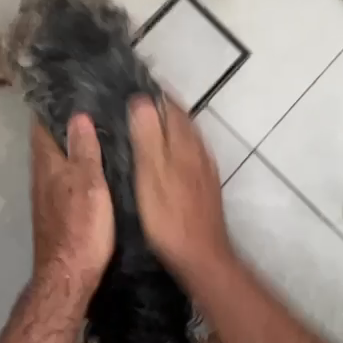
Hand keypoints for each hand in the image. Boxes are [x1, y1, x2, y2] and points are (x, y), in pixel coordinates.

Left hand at [30, 114, 114, 288]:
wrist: (68, 275)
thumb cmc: (81, 226)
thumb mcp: (89, 182)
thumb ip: (83, 149)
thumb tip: (77, 115)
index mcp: (47, 162)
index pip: (42, 124)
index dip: (53, 105)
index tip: (69, 89)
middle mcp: (41, 175)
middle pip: (48, 141)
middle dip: (64, 124)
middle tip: (89, 106)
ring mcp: (46, 195)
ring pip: (56, 161)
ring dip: (70, 147)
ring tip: (95, 132)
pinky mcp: (55, 212)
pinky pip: (63, 179)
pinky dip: (75, 167)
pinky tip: (92, 169)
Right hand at [128, 96, 233, 273]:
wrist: (200, 256)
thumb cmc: (168, 217)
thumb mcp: (150, 175)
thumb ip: (148, 137)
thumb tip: (142, 101)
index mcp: (184, 144)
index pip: (172, 106)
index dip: (156, 94)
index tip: (136, 85)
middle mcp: (199, 151)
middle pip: (182, 120)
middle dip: (163, 108)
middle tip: (138, 103)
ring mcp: (205, 170)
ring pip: (188, 138)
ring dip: (171, 127)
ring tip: (148, 124)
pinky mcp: (206, 187)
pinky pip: (191, 155)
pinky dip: (178, 147)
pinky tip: (167, 158)